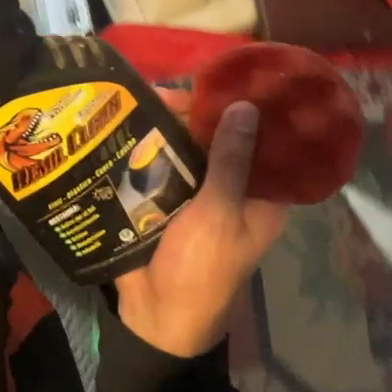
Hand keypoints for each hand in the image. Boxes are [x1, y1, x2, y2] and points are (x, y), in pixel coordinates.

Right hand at [115, 101, 287, 356]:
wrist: (155, 315)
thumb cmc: (202, 268)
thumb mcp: (219, 213)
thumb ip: (230, 161)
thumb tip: (246, 106)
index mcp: (261, 196)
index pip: (265, 143)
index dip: (251, 111)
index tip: (230, 77)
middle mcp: (231, 189)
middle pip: (218, 139)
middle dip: (196, 113)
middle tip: (167, 88)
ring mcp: (194, 192)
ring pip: (184, 146)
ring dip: (165, 124)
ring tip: (140, 95)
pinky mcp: (161, 197)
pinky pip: (156, 161)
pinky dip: (144, 142)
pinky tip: (125, 119)